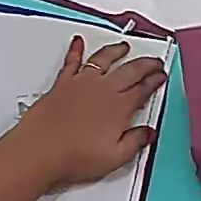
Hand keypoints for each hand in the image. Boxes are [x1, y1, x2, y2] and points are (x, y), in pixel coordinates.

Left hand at [8, 36, 166, 188]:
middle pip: (130, 70)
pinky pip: (72, 61)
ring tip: (124, 47)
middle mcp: (103, 90)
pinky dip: (76, 49)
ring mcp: (82, 84)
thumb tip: (147, 132)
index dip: (154, 81)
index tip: (160, 77)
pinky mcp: (62, 84)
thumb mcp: (115, 158)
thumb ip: (135, 141)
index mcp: (120, 107)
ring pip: (104, 59)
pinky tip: (78, 42)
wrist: (40, 150)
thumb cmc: (74, 156)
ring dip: (116, 51)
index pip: (143, 89)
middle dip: (145, 64)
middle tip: (154, 62)